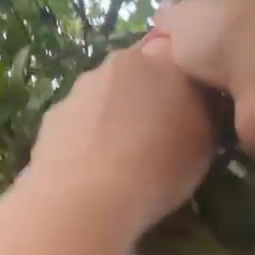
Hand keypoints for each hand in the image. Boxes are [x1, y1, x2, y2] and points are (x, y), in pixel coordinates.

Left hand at [26, 40, 212, 240]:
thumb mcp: (203, 143)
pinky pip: (76, 122)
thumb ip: (199, 112)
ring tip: (117, 158)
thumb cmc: (158, 168)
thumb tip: (192, 107)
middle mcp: (116, 65)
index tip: (184, 111)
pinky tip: (89, 168)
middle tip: (152, 136)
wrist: (84, 198)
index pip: (175, 56)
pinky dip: (83, 138)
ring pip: (101, 98)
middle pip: (135, 74)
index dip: (180, 83)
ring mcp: (78, 89)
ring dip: (110, 117)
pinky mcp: (50, 117)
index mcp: (160, 60)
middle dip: (142, 97)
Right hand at [145, 0, 254, 159]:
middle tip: (166, 83)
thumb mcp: (183, 16)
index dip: (181, 31)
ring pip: (229, 78)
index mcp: (240, 0)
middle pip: (218, 46)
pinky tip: (204, 120)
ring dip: (210, 90)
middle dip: (195, 63)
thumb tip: (165, 13)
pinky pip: (240, 105)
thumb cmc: (223, 37)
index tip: (157, 53)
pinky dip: (225, 112)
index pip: (206, 11)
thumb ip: (170, 17)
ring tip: (180, 105)